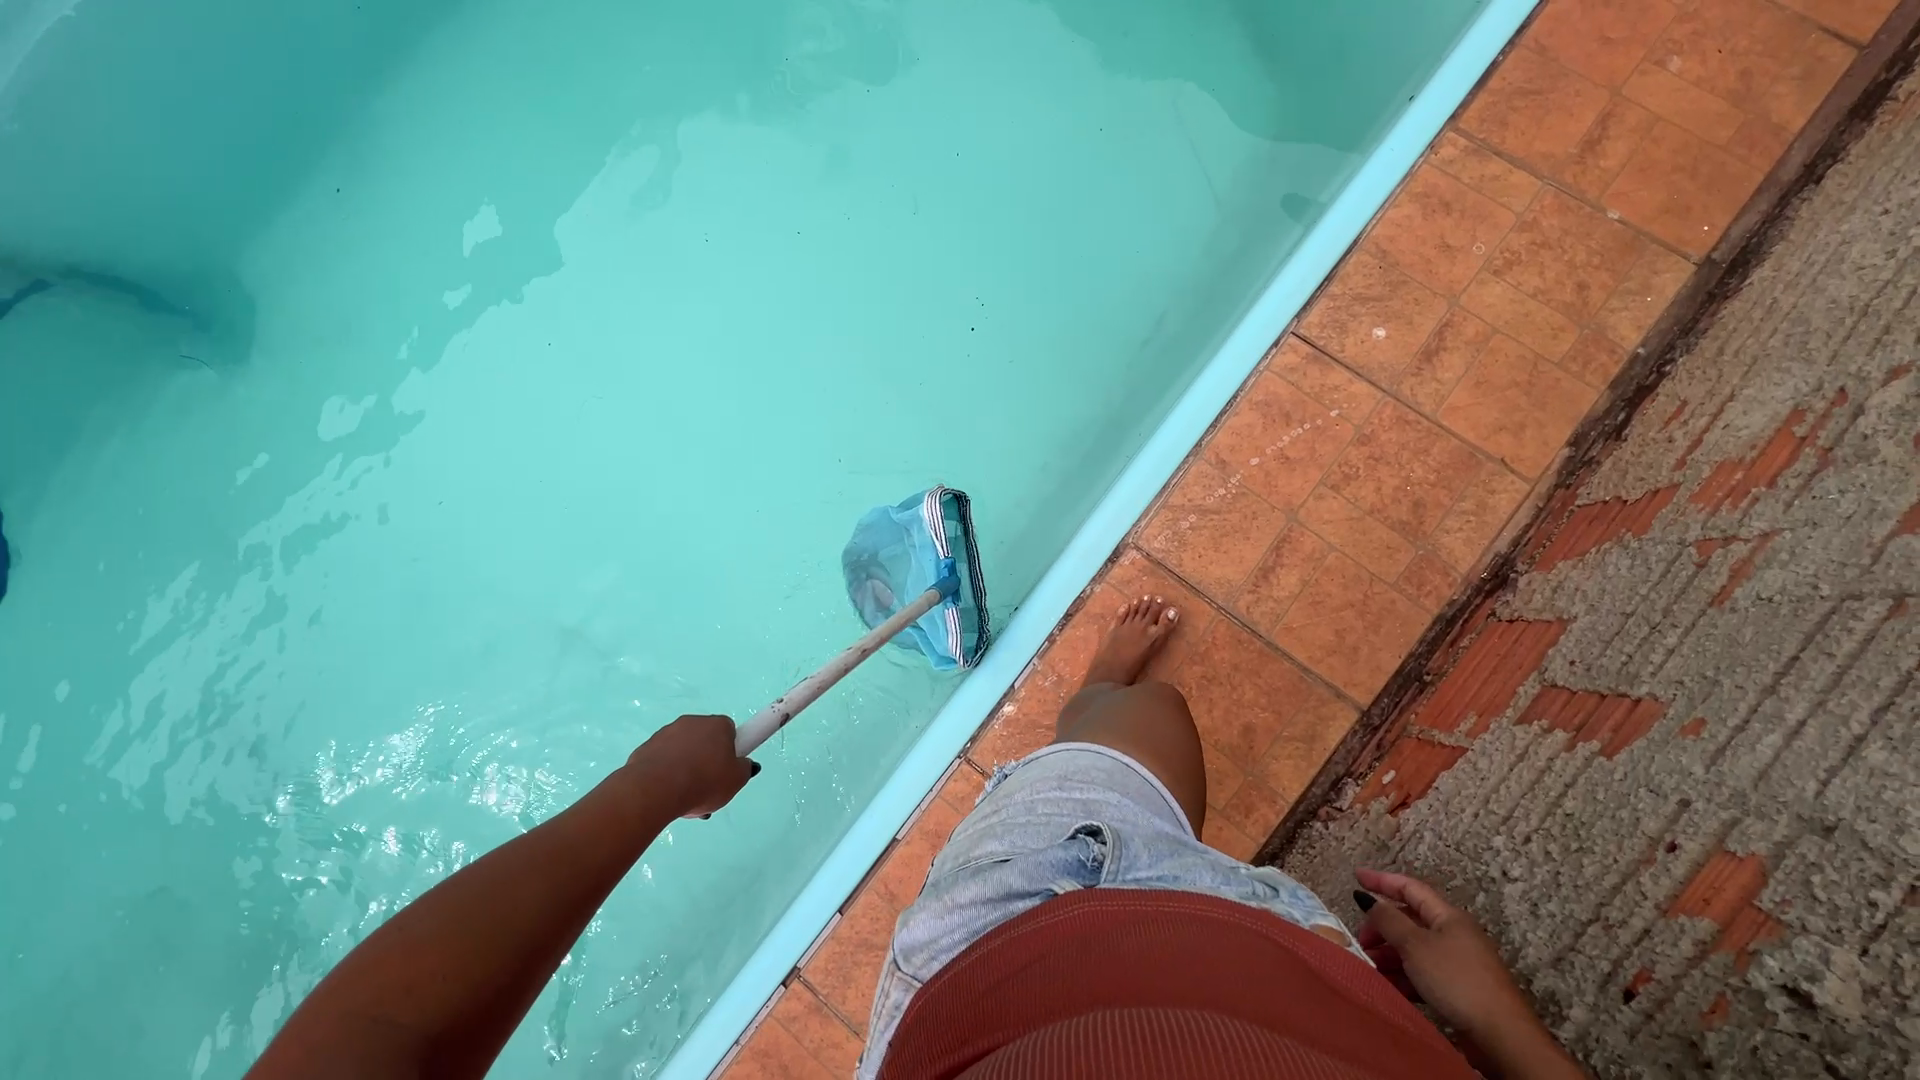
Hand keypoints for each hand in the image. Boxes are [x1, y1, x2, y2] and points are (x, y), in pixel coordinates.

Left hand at [626, 714, 757, 817]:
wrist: (654, 791)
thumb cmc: (703, 782)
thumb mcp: (737, 781)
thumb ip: (744, 769)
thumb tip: (742, 764)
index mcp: (717, 725)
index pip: (729, 730)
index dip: (730, 751)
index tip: (725, 769)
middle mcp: (691, 722)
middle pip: (704, 740)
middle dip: (706, 761)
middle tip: (708, 786)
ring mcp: (665, 734)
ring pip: (682, 752)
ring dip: (685, 769)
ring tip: (685, 797)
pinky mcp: (644, 749)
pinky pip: (662, 761)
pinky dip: (665, 774)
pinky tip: (666, 794)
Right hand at [1356, 869, 1584, 1078]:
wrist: (1501, 1034)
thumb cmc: (1456, 979)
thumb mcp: (1415, 945)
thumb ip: (1388, 920)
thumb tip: (1368, 900)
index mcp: (1447, 916)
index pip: (1409, 887)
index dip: (1381, 880)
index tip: (1355, 876)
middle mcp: (1453, 934)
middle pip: (1409, 920)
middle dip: (1381, 927)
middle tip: (1360, 940)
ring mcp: (1457, 962)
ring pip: (1414, 948)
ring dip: (1389, 954)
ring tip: (1369, 966)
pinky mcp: (1458, 988)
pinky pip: (1423, 972)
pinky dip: (1404, 975)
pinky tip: (1389, 986)